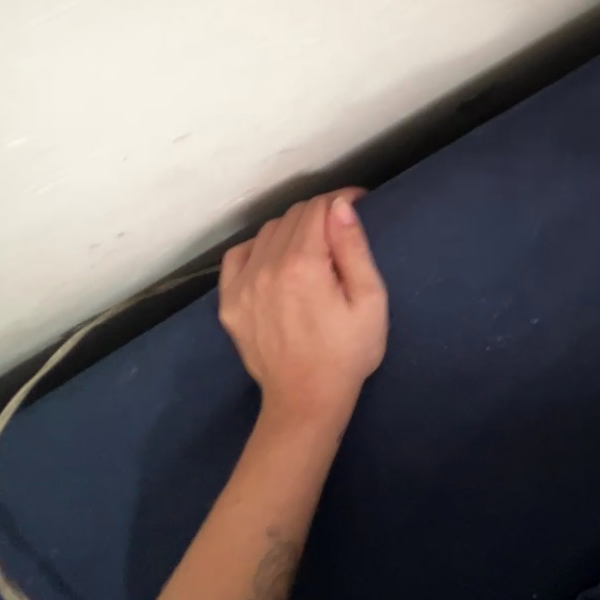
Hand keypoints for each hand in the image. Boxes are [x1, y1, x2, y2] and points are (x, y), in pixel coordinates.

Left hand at [218, 188, 388, 424]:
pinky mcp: (229, 301)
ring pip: (268, 230)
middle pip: (294, 215)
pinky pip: (239, 253)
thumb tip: (340, 206)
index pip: (319, 207)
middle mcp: (266, 267)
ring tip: (315, 244)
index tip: (361, 201)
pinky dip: (260, 246)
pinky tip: (277, 259)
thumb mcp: (370, 300)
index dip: (342, 198)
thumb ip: (354, 248)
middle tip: (343, 226)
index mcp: (304, 264)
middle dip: (321, 211)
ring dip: (294, 227)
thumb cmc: (349, 351)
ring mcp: (242, 285)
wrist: (307, 400)